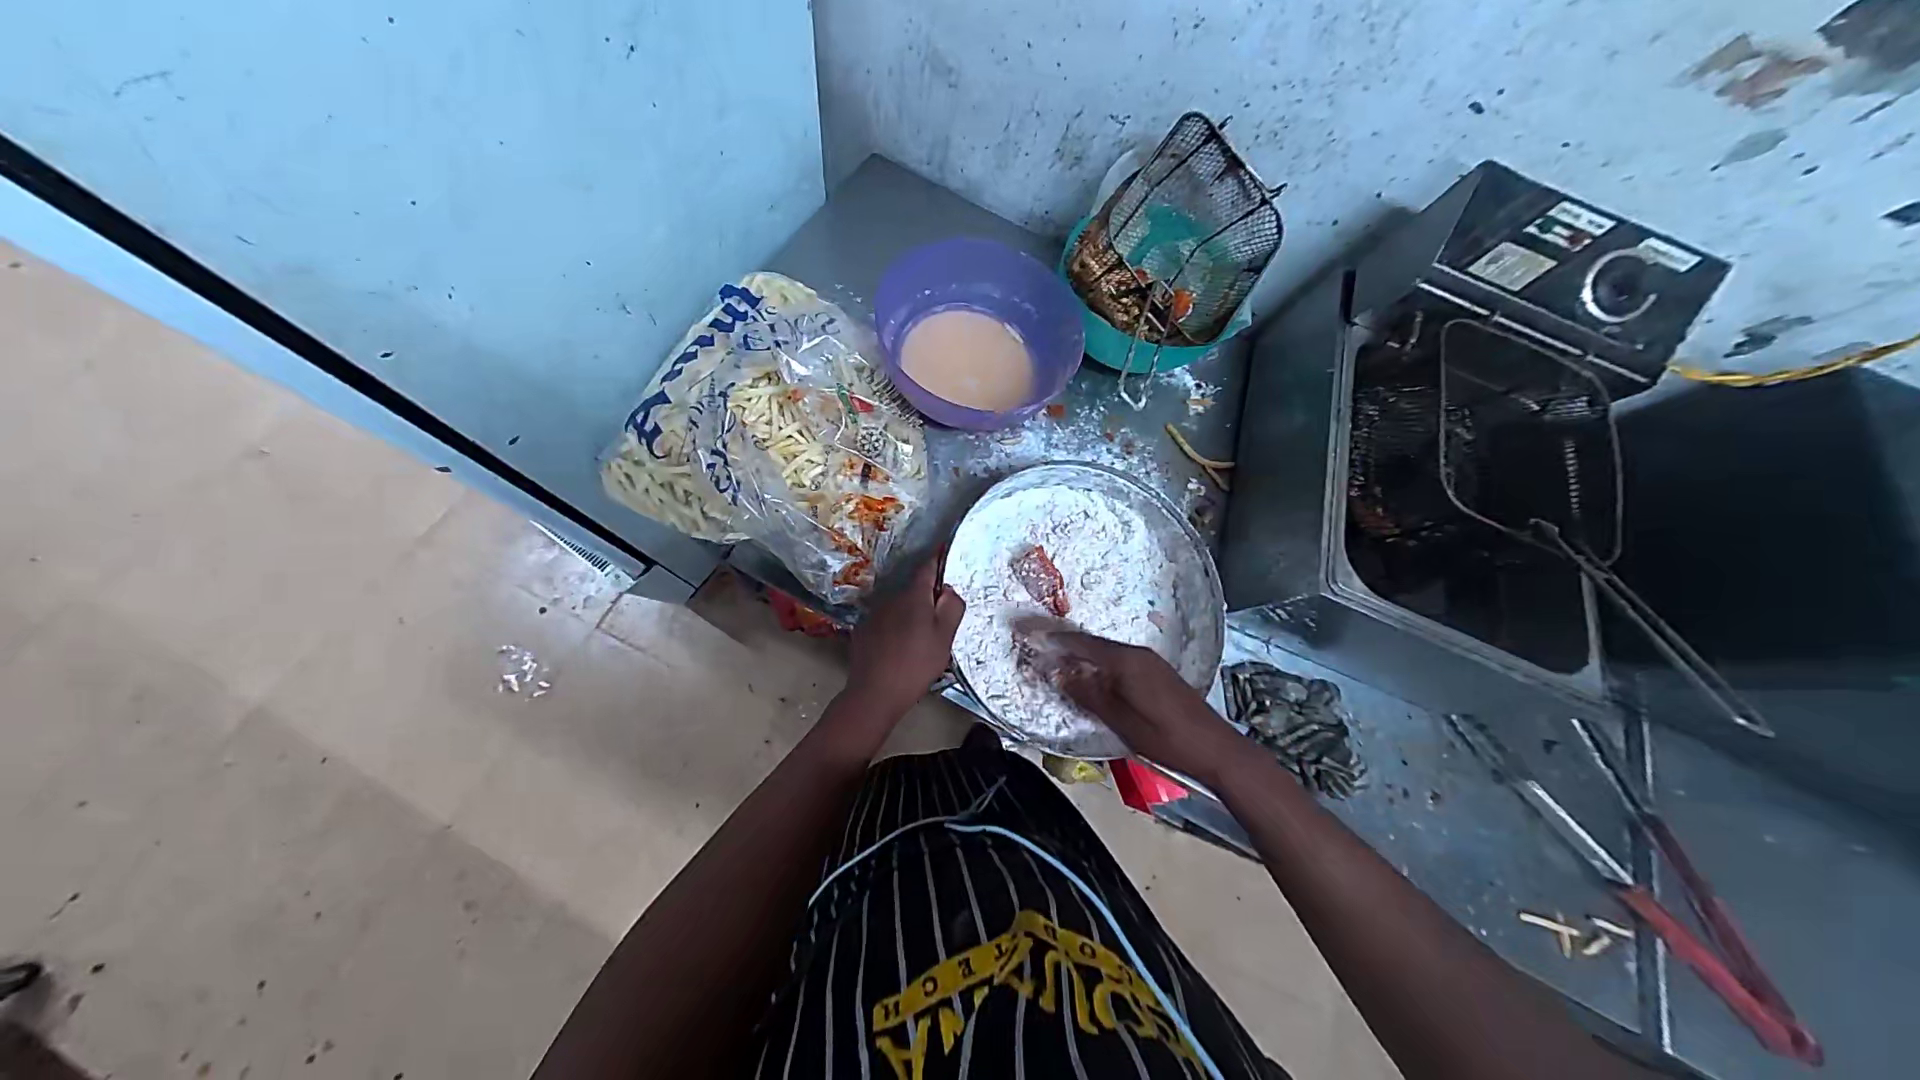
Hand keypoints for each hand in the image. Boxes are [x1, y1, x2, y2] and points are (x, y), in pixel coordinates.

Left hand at [844, 555, 965, 717]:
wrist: (875, 692)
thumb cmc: (916, 664)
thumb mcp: (945, 637)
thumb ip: (952, 607)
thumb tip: (948, 589)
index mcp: (914, 595)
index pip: (927, 566)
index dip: (938, 558)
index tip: (945, 551)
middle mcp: (891, 597)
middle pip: (913, 588)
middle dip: (926, 594)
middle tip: (940, 616)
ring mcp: (873, 613)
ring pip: (898, 605)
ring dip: (910, 611)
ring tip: (920, 635)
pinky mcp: (863, 629)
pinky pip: (885, 620)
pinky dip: (895, 625)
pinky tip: (899, 646)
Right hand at [1030, 628, 1251, 786]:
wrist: (1215, 748)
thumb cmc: (1165, 737)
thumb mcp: (1119, 719)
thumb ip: (1086, 692)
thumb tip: (1056, 671)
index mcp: (1126, 661)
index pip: (1080, 642)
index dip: (1051, 638)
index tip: (1027, 632)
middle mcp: (1137, 654)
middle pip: (1092, 644)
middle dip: (1063, 646)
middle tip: (1036, 646)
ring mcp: (1149, 662)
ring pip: (1105, 653)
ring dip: (1080, 656)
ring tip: (1055, 662)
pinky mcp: (1156, 674)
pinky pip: (1118, 662)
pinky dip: (1098, 665)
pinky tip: (1088, 677)